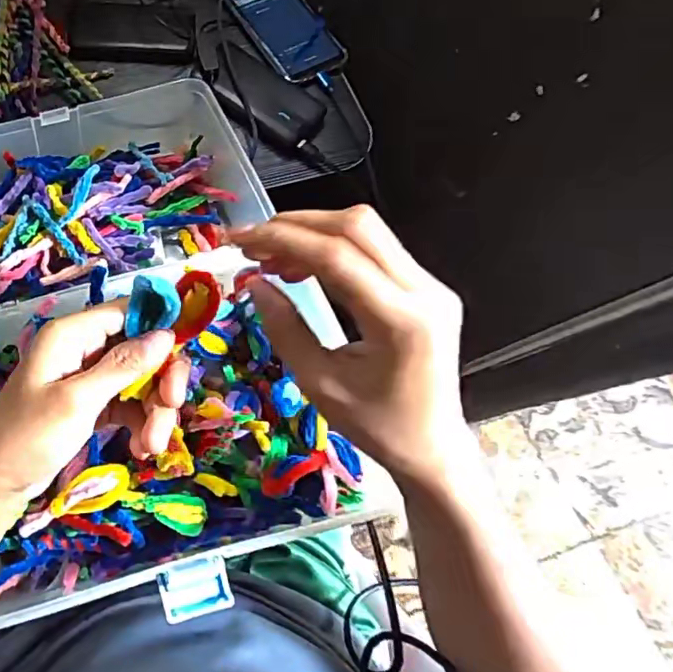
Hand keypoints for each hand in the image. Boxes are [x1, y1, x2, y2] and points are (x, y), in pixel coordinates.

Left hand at [0, 300, 188, 518]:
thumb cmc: (26, 437)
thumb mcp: (76, 401)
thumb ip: (122, 366)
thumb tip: (166, 334)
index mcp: (71, 335)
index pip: (127, 312)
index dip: (160, 327)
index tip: (185, 354)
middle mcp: (82, 349)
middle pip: (141, 348)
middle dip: (161, 380)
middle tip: (170, 408)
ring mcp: (88, 379)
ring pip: (141, 380)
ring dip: (154, 411)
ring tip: (151, 446)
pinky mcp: (93, 405)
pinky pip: (130, 405)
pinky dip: (140, 425)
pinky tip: (141, 450)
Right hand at [230, 206, 472, 492]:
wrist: (432, 447)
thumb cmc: (377, 426)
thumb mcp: (319, 383)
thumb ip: (286, 329)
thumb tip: (255, 283)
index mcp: (400, 321)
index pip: (337, 255)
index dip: (282, 239)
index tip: (240, 239)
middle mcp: (425, 292)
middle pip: (357, 226)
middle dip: (296, 224)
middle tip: (252, 242)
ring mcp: (431, 286)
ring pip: (367, 231)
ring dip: (313, 233)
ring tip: (272, 258)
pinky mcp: (427, 288)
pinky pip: (376, 250)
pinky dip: (332, 249)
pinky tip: (303, 268)